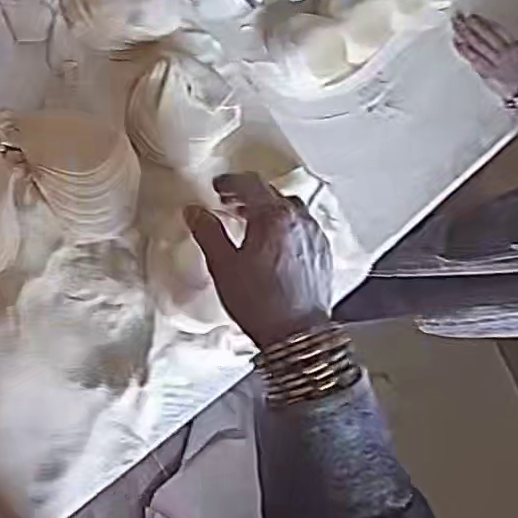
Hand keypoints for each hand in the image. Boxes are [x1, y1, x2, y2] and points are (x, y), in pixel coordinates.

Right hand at [185, 172, 333, 346]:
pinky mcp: (322, 253)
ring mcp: (314, 236)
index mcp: (274, 217)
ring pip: (289, 209)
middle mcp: (299, 220)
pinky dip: (285, 225)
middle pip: (271, 194)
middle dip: (248, 195)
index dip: (230, 182)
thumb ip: (208, 232)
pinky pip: (302, 227)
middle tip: (228, 204)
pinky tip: (272, 242)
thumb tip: (194, 211)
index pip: (251, 184)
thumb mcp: (223, 265)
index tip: (218, 187)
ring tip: (250, 223)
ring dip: (268, 209)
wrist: (297, 335)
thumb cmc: (259, 302)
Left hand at [454, 13, 517, 103]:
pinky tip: (457, 44)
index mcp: (515, 46)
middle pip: (482, 37)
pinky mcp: (486, 74)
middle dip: (469, 27)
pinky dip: (464, 51)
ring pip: (476, 47)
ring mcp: (493, 64)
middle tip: (457, 18)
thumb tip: (512, 42)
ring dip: (464, 36)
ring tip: (454, 28)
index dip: (482, 23)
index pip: (495, 31)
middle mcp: (502, 53)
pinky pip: (473, 60)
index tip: (472, 16)